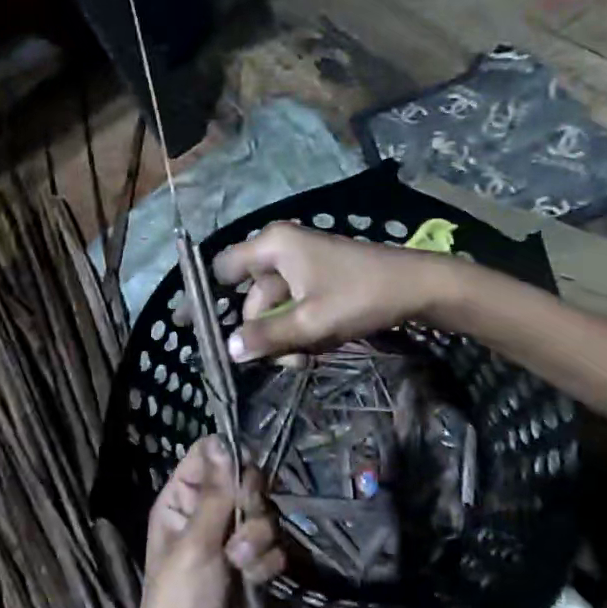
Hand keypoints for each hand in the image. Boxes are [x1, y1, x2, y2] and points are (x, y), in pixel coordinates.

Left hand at [139, 436, 283, 607]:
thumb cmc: (181, 604)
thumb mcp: (194, 544)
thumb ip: (216, 493)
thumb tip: (223, 441)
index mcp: (179, 503)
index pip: (207, 457)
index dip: (227, 458)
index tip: (241, 470)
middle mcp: (206, 516)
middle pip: (243, 481)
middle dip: (248, 503)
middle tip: (240, 525)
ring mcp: (233, 542)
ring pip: (263, 513)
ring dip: (258, 538)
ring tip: (241, 565)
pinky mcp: (257, 567)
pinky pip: (276, 545)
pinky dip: (269, 562)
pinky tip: (256, 582)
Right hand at [210, 221, 448, 362]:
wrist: (417, 286)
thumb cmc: (360, 296)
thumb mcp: (311, 321)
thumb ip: (267, 336)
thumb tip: (228, 350)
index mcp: (272, 247)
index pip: (221, 269)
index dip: (205, 297)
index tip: (189, 327)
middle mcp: (279, 250)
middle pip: (251, 298)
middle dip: (261, 332)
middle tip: (280, 360)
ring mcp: (299, 265)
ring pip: (274, 308)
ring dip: (283, 337)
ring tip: (304, 357)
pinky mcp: (316, 279)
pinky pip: (294, 307)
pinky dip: (299, 329)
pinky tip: (315, 346)